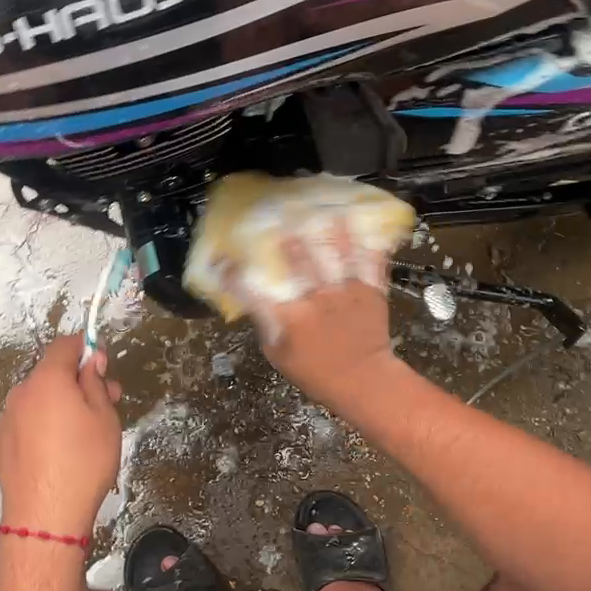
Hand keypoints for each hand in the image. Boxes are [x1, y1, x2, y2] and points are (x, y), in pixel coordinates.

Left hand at [0, 335, 123, 540]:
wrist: (44, 514)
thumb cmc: (83, 462)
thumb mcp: (104, 419)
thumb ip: (95, 383)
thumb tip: (90, 360)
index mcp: (47, 379)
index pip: (64, 345)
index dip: (86, 348)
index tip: (105, 367)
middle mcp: (21, 393)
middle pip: (51, 373)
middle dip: (79, 381)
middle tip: (109, 402)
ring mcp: (8, 419)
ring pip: (40, 399)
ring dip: (63, 404)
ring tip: (87, 433)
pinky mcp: (3, 443)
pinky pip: (30, 421)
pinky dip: (47, 424)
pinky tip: (63, 451)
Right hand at [227, 231, 404, 413]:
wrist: (364, 381)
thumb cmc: (316, 372)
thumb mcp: (279, 355)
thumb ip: (267, 326)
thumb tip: (256, 303)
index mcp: (288, 318)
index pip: (253, 292)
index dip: (232, 275)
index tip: (221, 261)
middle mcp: (314, 299)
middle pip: (297, 260)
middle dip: (287, 237)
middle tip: (279, 217)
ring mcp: (344, 291)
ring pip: (336, 252)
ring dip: (329, 229)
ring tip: (326, 210)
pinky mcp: (369, 290)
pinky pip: (369, 260)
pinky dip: (367, 242)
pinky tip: (364, 224)